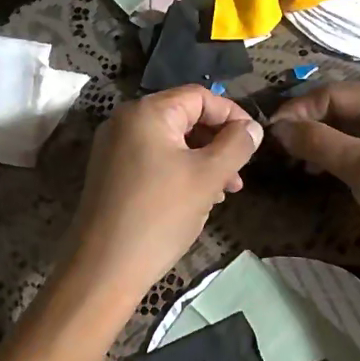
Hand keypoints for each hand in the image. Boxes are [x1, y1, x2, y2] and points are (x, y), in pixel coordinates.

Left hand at [65, 86, 262, 299]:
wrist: (105, 264)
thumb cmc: (160, 214)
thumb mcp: (208, 176)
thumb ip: (236, 145)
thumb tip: (252, 127)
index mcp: (145, 112)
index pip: (198, 96)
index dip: (231, 114)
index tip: (255, 141)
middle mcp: (123, 122)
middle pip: (182, 118)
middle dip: (216, 143)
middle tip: (238, 176)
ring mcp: (112, 148)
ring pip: (169, 143)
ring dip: (201, 161)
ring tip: (223, 193)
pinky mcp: (109, 173)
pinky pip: (151, 161)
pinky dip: (177, 172)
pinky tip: (195, 199)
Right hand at [270, 83, 359, 276]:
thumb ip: (318, 141)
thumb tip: (276, 128)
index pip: (337, 93)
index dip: (300, 110)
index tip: (269, 133)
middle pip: (340, 108)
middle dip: (306, 126)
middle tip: (276, 149)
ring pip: (343, 129)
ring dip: (315, 142)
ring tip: (292, 161)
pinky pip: (353, 148)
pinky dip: (329, 156)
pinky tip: (313, 170)